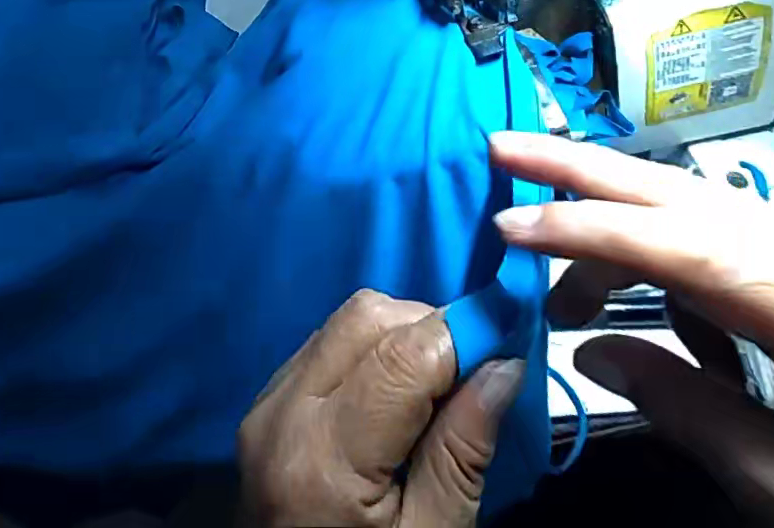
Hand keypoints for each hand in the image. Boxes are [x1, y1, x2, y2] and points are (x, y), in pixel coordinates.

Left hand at [237, 290, 526, 526]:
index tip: (508, 338)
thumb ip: (462, 453)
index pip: (398, 359)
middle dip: (427, 327)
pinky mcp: (266, 396)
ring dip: (399, 333)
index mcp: (324, 456)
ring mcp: (268, 397)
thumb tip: (504, 368)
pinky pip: (325, 342)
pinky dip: (369, 348)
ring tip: (436, 384)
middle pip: (363, 318)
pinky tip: (393, 390)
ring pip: (342, 321)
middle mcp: (284, 407)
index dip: (459, 334)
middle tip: (472, 369)